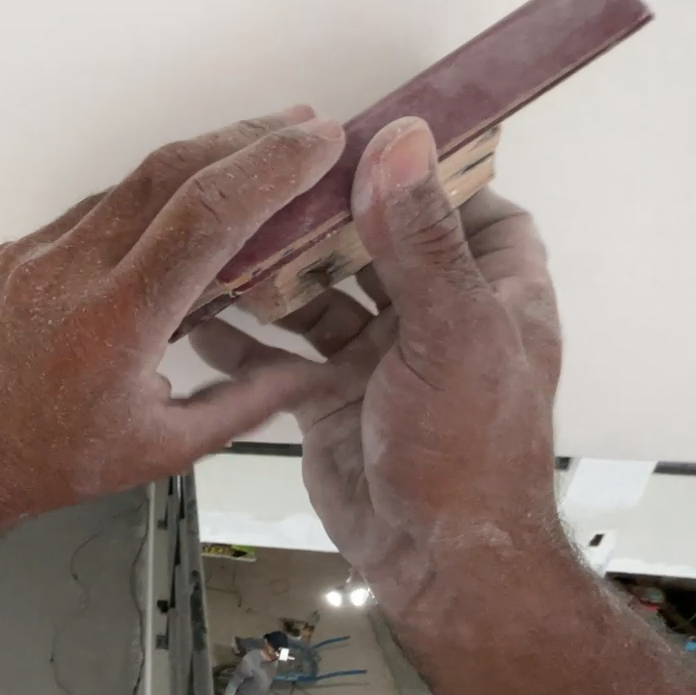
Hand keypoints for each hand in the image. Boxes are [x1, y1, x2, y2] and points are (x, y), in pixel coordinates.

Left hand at [0, 108, 345, 521]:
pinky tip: (169, 216)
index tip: (319, 143)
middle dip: (245, 140)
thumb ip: (245, 405)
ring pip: (128, 185)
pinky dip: (140, 201)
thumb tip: (310, 372)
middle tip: (298, 132)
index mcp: (115, 327)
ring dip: (194, 166)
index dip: (272, 166)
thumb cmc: (51, 461)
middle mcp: (69, 277)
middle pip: (169, 171)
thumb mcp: (161, 449)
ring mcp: (33, 259)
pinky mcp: (13, 256)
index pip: (206, 214)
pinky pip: (89, 211)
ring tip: (243, 170)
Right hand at [191, 117, 564, 615]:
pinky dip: (247, 345)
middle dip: (322, 226)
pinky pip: (283, 358)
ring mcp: (374, 358)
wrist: (425, 550)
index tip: (352, 146)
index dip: (415, 173)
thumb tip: (397, 144)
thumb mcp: (449, 331)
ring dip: (275, 284)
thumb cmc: (460, 446)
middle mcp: (431, 316)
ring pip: (319, 302)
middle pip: (374, 248)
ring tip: (222, 255)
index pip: (461, 204)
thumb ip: (419, 242)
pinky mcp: (327, 398)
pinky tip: (206, 327)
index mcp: (489, 287)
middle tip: (263, 197)